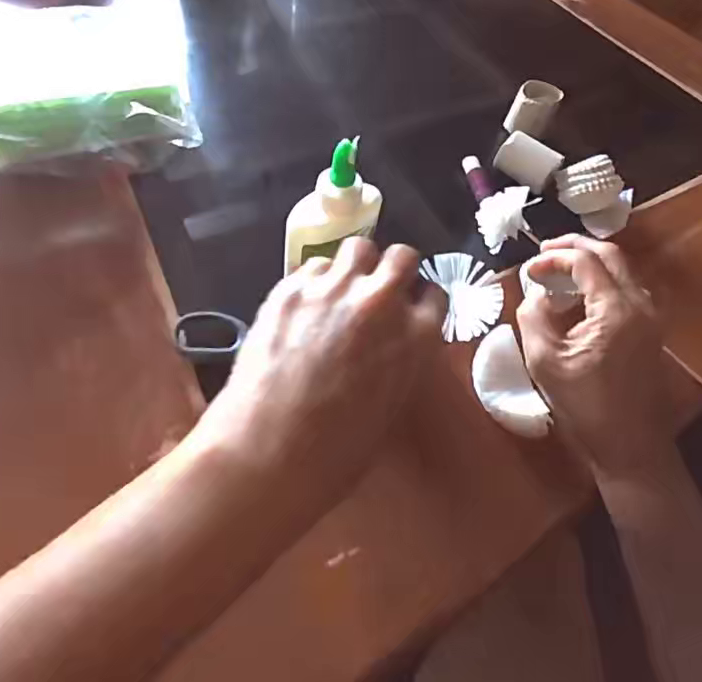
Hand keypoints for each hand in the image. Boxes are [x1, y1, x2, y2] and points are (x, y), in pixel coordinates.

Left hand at [199, 238, 443, 504]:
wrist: (268, 454)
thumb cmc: (336, 452)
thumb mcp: (390, 404)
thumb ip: (400, 357)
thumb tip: (390, 339)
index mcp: (416, 337)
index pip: (433, 294)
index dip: (418, 298)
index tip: (408, 305)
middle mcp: (381, 301)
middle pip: (401, 256)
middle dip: (394, 268)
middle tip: (378, 287)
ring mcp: (334, 288)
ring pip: (358, 247)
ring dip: (355, 265)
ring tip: (341, 287)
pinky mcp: (292, 286)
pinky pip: (314, 265)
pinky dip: (316, 279)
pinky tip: (305, 304)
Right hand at [515, 235, 683, 477]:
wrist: (631, 448)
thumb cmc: (586, 406)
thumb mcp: (544, 360)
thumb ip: (534, 316)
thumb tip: (537, 293)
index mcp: (616, 309)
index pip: (584, 262)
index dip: (553, 259)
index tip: (529, 271)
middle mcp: (641, 305)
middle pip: (610, 255)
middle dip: (575, 247)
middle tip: (545, 251)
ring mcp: (651, 317)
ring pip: (622, 269)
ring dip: (590, 262)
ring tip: (559, 268)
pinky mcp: (651, 330)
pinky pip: (628, 288)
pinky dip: (603, 279)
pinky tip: (580, 293)